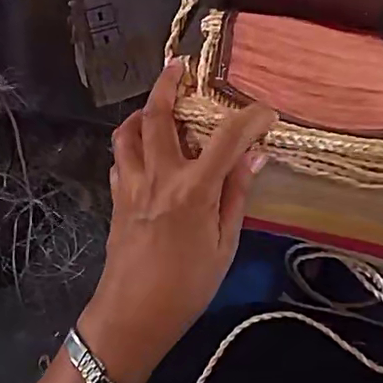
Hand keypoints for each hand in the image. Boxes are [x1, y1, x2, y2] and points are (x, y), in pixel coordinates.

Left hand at [77, 58, 276, 382]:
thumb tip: (254, 157)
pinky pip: (120, 157)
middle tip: (178, 66)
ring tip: (157, 105)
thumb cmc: (186, 287)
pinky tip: (146, 151)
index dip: (250, 117)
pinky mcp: (116, 197)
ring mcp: (131, 184)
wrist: (130, 317)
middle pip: (157, 116)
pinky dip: (132, 143)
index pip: (226, 137)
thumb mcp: (224, 246)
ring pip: (128, 131)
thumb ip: (236, 195)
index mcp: (193, 189)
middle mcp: (158, 176)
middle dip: (167, 84)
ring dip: (142, 111)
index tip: (266, 111)